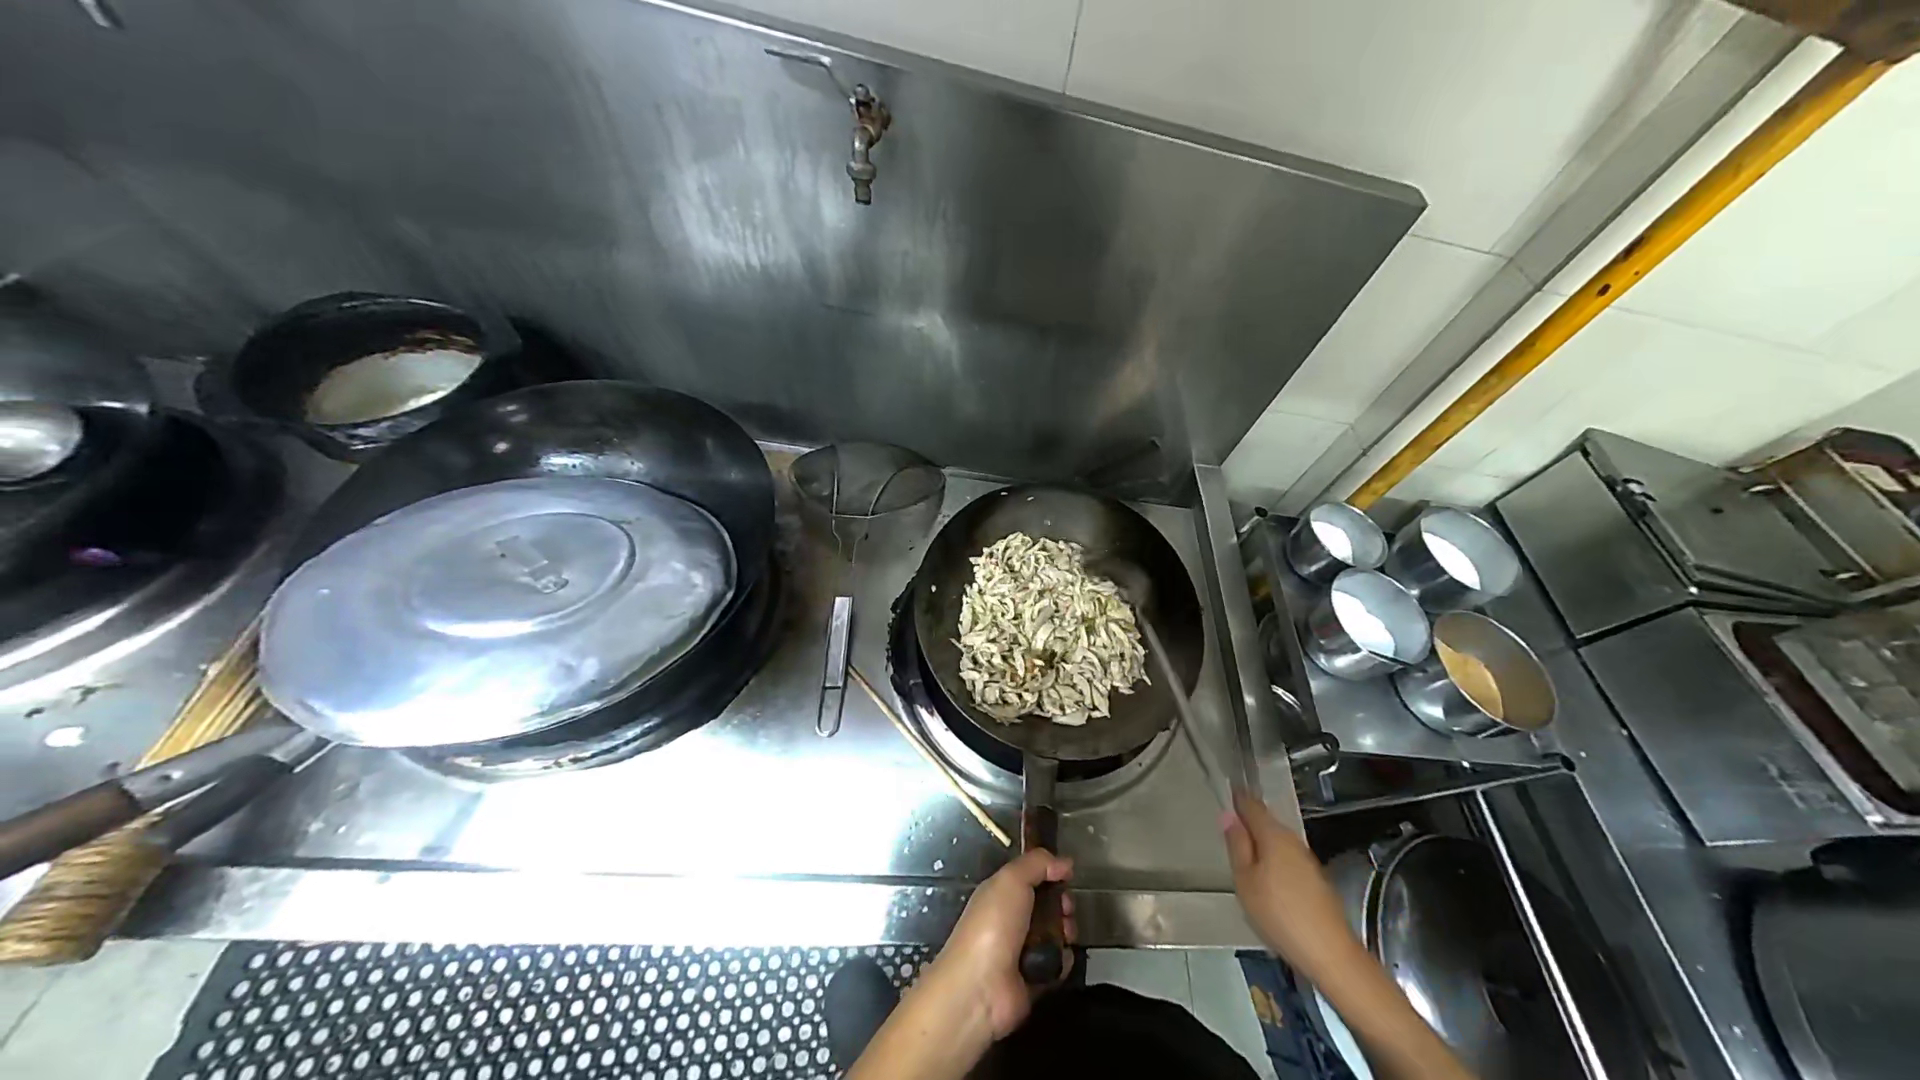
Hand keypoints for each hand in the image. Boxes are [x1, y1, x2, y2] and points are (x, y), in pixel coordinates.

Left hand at [847, 850, 1073, 1079]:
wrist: (980, 986)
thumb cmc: (993, 924)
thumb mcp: (1011, 880)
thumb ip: (1038, 864)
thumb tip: (1065, 861)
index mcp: (1002, 893)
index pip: (1032, 878)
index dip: (1051, 875)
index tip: (1066, 876)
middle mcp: (1012, 919)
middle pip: (1048, 905)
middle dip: (1063, 904)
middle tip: (1066, 909)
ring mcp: (1024, 950)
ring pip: (1057, 933)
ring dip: (1066, 931)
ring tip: (1065, 935)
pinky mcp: (1035, 978)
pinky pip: (1058, 963)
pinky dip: (1063, 960)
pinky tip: (1058, 959)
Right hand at [1223, 791, 1358, 977]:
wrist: (1330, 954)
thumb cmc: (1279, 914)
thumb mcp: (1245, 880)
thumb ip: (1237, 845)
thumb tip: (1229, 816)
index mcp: (1274, 836)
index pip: (1253, 805)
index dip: (1238, 799)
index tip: (1226, 796)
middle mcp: (1294, 841)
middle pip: (1267, 823)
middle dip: (1249, 824)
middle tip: (1229, 833)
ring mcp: (1308, 861)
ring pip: (1279, 843)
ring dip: (1262, 845)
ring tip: (1244, 860)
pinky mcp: (1317, 881)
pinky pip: (1288, 860)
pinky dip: (1275, 862)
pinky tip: (1268, 882)